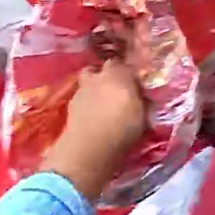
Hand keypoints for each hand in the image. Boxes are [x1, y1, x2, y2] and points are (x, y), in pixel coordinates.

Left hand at [41, 59, 147, 198]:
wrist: (89, 149)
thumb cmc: (123, 129)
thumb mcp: (144, 116)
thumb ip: (144, 102)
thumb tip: (144, 99)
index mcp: (120, 75)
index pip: (127, 65)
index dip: (131, 73)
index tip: (137, 84)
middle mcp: (99, 77)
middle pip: (104, 67)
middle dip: (110, 73)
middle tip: (119, 87)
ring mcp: (82, 90)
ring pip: (89, 80)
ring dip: (96, 85)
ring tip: (104, 100)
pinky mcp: (70, 106)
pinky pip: (82, 96)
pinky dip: (87, 101)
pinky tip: (94, 114)